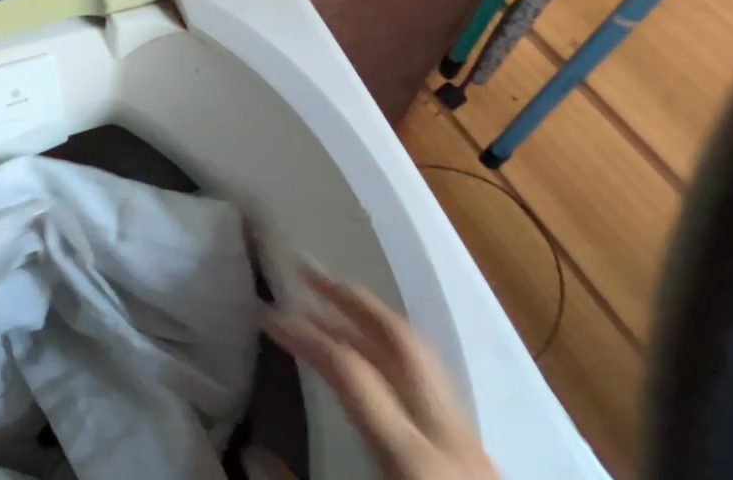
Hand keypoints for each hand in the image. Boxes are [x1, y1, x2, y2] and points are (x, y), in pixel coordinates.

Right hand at [267, 267, 499, 479]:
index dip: (303, 334)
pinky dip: (397, 357)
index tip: (266, 314)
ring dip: (375, 323)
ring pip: (426, 359)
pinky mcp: (481, 460)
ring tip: (334, 302)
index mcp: (411, 458)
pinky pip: (434, 386)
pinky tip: (374, 361)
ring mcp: (473, 447)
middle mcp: (449, 440)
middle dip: (352, 300)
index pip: (350, 369)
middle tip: (308, 272)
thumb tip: (251, 454)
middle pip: (402, 343)